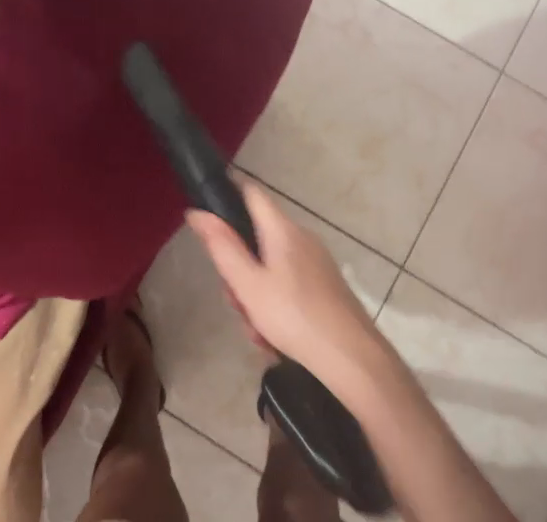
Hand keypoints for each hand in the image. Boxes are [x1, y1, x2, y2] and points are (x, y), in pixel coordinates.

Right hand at [186, 180, 384, 381]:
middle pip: (257, 239)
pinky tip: (274, 338)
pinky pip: (287, 286)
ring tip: (258, 330)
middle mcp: (301, 237)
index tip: (204, 212)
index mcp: (283, 229)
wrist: (350, 354)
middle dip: (239, 271)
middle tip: (236, 301)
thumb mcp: (248, 284)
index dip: (226, 193)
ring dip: (255, 297)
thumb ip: (222, 247)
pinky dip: (275, 307)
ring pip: (269, 269)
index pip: (251, 192)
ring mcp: (315, 262)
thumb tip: (197, 212)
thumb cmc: (293, 315)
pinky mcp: (323, 285)